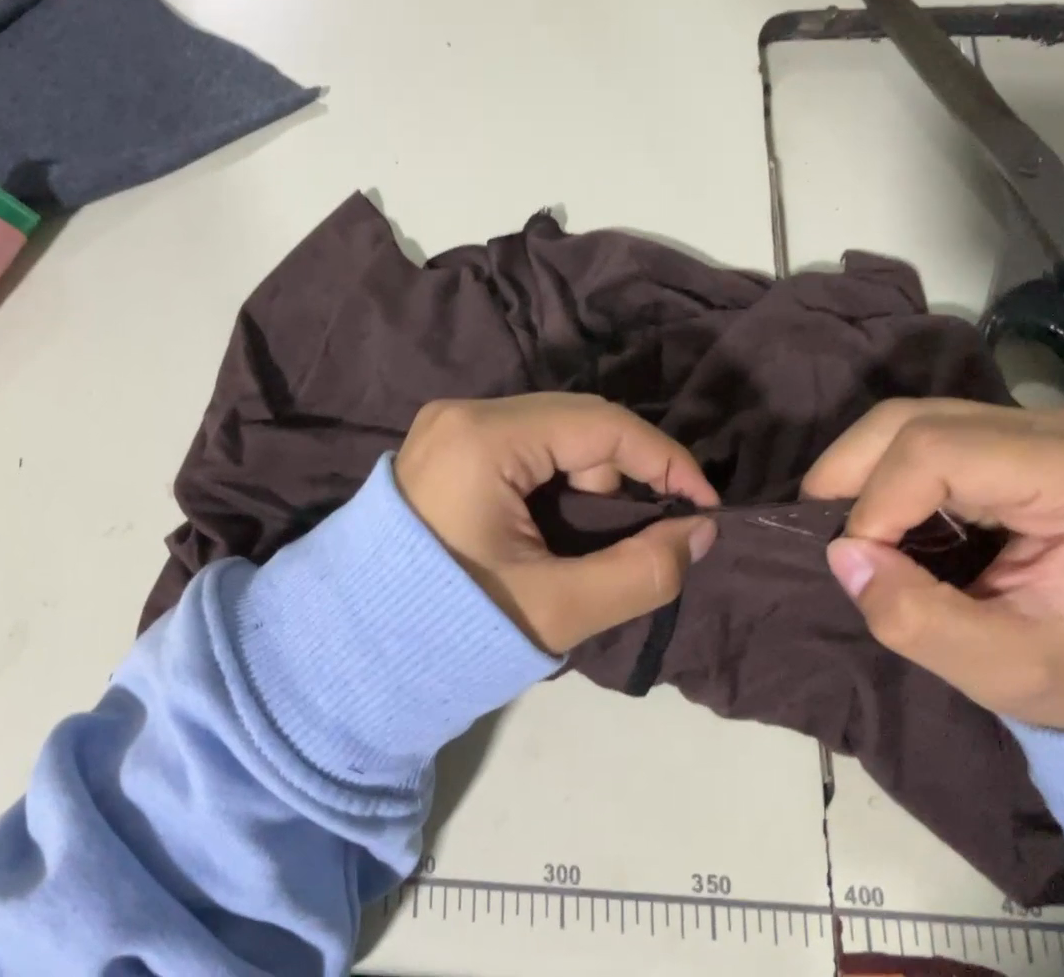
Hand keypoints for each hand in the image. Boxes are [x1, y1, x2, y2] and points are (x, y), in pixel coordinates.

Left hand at [393, 393, 719, 653]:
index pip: (600, 425)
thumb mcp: (558, 608)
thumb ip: (642, 571)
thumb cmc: (455, 626)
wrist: (357, 648)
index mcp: (482, 439)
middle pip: (576, 423)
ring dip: (586, 482)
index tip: (705, 506)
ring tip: (573, 545)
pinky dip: (553, 482)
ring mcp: (447, 429)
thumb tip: (701, 532)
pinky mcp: (443, 449)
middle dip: (620, 476)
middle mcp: (461, 415)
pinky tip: (548, 530)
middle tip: (630, 535)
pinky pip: (522, 448)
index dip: (665, 461)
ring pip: (551, 435)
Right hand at [802, 399, 1063, 730]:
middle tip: (834, 538)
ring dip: (859, 471)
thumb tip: (843, 555)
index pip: (937, 450)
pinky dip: (879, 469)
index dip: (879, 502)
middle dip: (852, 476)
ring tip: (851, 527)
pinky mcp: (1010, 434)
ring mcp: (1037, 426)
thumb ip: (918, 620)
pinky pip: (918, 430)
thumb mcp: (1000, 671)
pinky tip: (879, 513)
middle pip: (914, 421)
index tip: (864, 563)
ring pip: (906, 418)